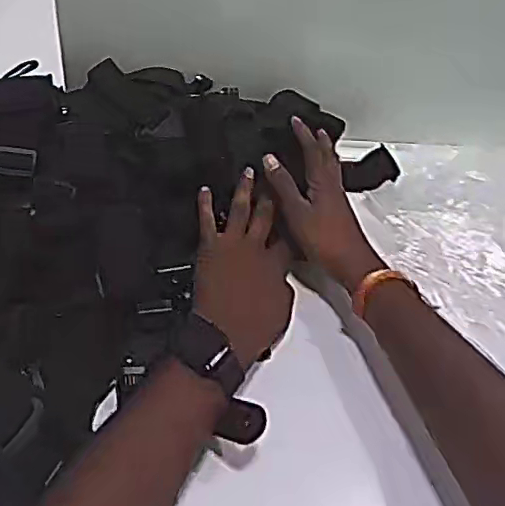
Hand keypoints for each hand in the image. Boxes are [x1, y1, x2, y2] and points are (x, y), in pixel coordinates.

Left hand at [193, 169, 292, 365]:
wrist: (224, 333)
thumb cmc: (253, 328)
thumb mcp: (280, 309)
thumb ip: (282, 286)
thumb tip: (280, 279)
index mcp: (277, 265)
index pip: (291, 237)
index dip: (295, 221)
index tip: (298, 206)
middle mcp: (257, 249)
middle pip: (269, 215)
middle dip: (273, 194)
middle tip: (275, 175)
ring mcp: (233, 245)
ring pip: (241, 209)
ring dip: (245, 189)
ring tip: (248, 172)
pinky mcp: (211, 246)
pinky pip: (208, 219)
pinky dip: (206, 203)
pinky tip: (205, 191)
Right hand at [261, 117, 386, 288]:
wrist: (353, 265)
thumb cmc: (327, 241)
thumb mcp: (296, 211)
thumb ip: (283, 185)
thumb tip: (270, 160)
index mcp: (322, 183)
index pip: (312, 151)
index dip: (303, 135)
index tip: (296, 121)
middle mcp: (332, 188)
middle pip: (327, 157)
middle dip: (319, 140)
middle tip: (312, 129)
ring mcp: (337, 199)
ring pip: (331, 168)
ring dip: (324, 154)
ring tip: (319, 146)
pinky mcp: (338, 210)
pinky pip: (330, 181)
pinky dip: (324, 170)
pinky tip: (320, 179)